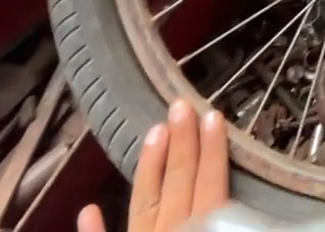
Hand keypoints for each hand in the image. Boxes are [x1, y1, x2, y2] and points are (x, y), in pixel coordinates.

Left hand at [78, 102, 229, 231]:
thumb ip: (231, 221)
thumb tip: (236, 203)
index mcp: (202, 231)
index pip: (210, 186)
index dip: (213, 151)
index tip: (213, 115)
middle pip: (177, 185)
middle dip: (181, 143)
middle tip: (181, 105)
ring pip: (144, 204)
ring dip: (149, 168)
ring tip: (154, 130)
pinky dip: (94, 229)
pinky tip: (88, 209)